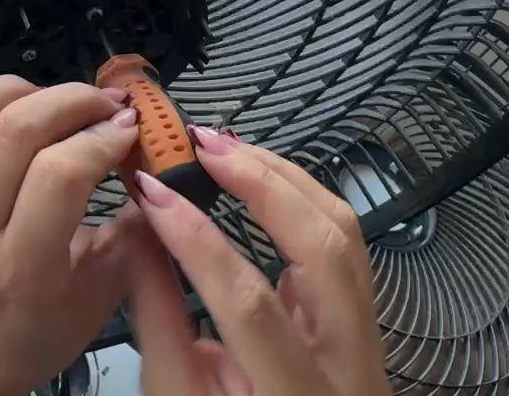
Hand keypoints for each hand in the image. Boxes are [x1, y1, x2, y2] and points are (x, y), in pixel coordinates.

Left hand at [0, 75, 142, 395]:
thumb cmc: (45, 325)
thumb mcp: (106, 291)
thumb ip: (136, 232)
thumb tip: (158, 165)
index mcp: (25, 265)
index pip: (59, 175)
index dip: (101, 137)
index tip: (129, 127)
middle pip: (14, 131)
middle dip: (71, 100)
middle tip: (103, 103)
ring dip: (14, 89)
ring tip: (48, 99)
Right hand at [126, 126, 391, 395]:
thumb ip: (158, 317)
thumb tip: (140, 230)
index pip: (252, 303)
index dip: (196, 239)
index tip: (150, 189)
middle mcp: (352, 362)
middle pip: (324, 248)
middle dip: (260, 182)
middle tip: (201, 145)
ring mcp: (368, 333)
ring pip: (343, 230)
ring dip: (281, 174)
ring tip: (224, 146)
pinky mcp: (362, 308)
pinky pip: (340, 234)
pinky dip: (296, 190)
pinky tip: (254, 172)